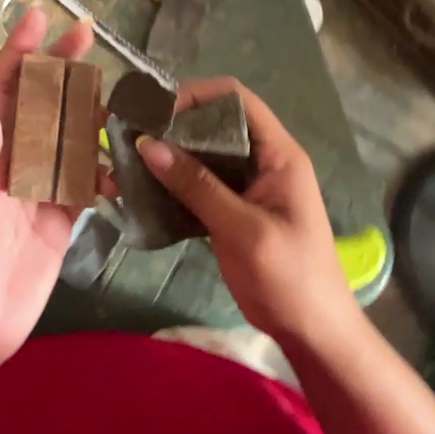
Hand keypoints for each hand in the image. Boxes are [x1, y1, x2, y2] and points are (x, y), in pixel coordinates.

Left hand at [0, 7, 93, 366]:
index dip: (17, 53)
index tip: (39, 19)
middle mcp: (12, 161)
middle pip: (40, 102)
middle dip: (60, 66)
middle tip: (87, 32)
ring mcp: (39, 186)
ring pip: (69, 135)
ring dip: (89, 111)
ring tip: (117, 93)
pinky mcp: (62, 216)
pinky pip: (87, 181)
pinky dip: (106, 169)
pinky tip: (124, 165)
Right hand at [135, 78, 360, 346]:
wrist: (314, 336)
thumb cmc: (292, 278)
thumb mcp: (245, 230)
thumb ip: (197, 185)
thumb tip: (149, 144)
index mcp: (277, 155)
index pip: (236, 100)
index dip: (196, 97)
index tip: (158, 115)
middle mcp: (258, 162)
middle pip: (208, 124)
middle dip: (167, 128)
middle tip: (127, 137)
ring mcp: (240, 187)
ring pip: (194, 156)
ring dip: (159, 160)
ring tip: (120, 167)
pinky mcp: (224, 211)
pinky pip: (189, 186)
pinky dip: (163, 188)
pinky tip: (133, 195)